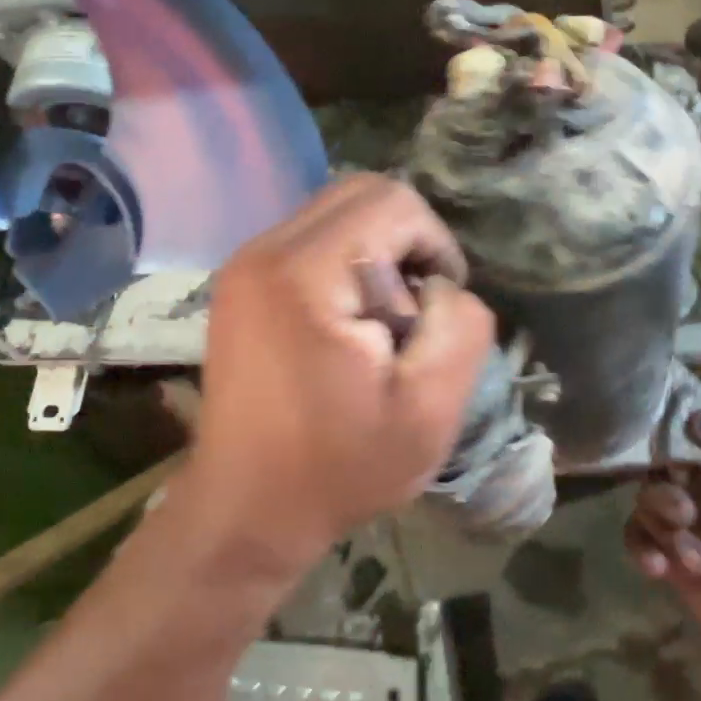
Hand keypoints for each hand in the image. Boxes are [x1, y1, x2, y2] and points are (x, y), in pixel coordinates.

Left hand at [184, 174, 496, 568]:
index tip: (437, 308)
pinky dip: (345, 262)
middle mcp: (264, 249)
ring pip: (336, 211)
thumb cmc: (339, 467)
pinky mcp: (240, 281)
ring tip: (379, 321)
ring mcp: (244, 263)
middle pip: (360, 191)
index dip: (435, 244)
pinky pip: (311, 237)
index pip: (393, 202)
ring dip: (375, 250)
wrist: (247, 509)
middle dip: (405, 239)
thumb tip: (440, 286)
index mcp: (303, 272)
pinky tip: (347, 322)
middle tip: (411, 310)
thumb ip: (460, 326)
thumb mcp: (430, 410)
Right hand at [625, 383, 700, 655]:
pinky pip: (635, 536)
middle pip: (658, 468)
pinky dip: (643, 549)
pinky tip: (661, 568)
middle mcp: (699, 489)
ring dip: (665, 527)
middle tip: (686, 512)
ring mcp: (680, 523)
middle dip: (666, 491)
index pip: (688, 436)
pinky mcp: (666, 554)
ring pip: (645, 502)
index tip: (665, 439)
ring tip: (694, 556)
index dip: (673, 434)